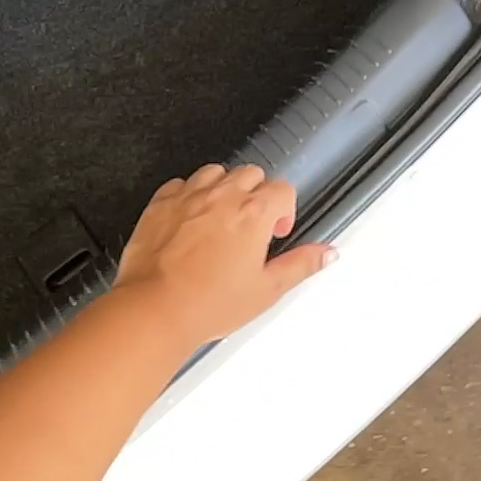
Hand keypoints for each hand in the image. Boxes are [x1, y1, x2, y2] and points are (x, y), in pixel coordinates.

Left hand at [110, 164, 335, 346]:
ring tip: (221, 220)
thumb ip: (300, 265)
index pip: (282, 190)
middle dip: (257, 195)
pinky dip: (190, 195)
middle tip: (251, 227)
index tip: (275, 231)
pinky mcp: (160, 204)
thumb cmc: (206, 302)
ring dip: (223, 189)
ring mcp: (188, 197)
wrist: (154, 308)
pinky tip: (191, 220)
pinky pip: (181, 184)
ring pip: (215, 172)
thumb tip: (325, 254)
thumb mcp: (266, 290)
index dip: (284, 210)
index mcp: (253, 214)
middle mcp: (221, 197)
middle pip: (251, 174)